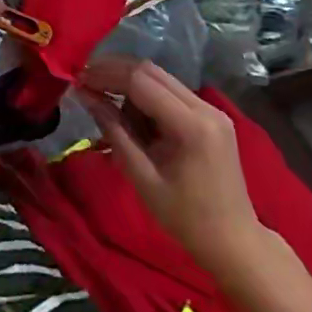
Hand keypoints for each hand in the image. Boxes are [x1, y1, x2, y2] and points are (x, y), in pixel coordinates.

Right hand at [78, 58, 269, 281]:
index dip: (106, 75)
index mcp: (191, 125)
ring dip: (129, 83)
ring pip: (161, 78)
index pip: (141, 81)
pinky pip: (171, 93)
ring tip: (106, 104)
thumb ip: (114, 131)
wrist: (233, 240)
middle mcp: (206, 108)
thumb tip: (85, 95)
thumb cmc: (184, 217)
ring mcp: (212, 110)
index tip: (78, 79)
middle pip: (151, 71)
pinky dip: (146, 96)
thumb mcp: (141, 176)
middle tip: (85, 81)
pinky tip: (130, 114)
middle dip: (114, 71)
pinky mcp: (211, 116)